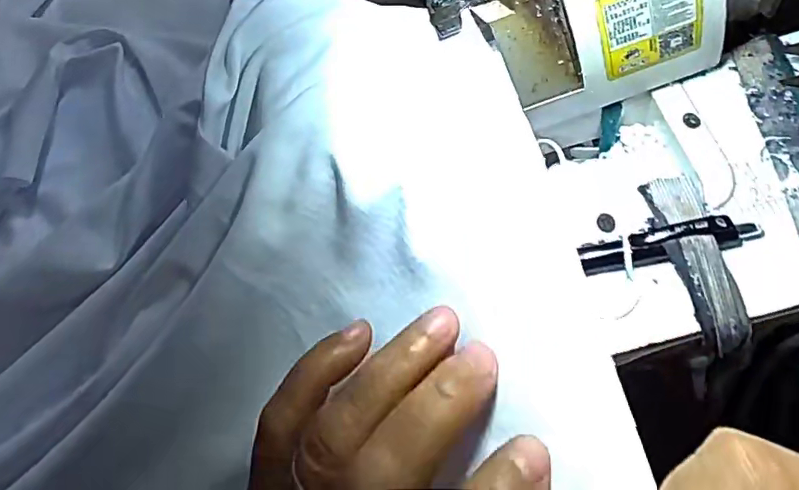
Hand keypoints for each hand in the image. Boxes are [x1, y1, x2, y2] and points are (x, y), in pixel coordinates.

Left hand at [251, 306, 550, 488]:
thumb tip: (528, 465)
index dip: (497, 489)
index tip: (534, 447)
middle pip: (388, 466)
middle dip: (441, 405)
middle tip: (483, 356)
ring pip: (338, 428)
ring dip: (393, 368)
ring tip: (439, 325)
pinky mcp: (265, 476)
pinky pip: (283, 419)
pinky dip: (319, 368)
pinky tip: (361, 331)